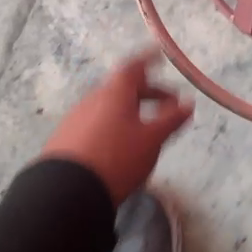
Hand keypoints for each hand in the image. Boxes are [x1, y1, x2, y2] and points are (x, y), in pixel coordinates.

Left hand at [38, 51, 192, 204]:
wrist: (64, 194)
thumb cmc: (117, 158)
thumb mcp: (152, 139)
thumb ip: (172, 119)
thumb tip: (188, 104)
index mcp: (116, 92)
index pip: (135, 66)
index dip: (150, 59)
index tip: (161, 56)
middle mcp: (93, 99)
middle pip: (122, 88)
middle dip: (147, 93)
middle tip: (166, 105)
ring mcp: (75, 119)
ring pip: (108, 107)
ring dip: (129, 112)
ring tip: (143, 131)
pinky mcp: (62, 140)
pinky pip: (94, 124)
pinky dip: (111, 126)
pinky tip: (117, 147)